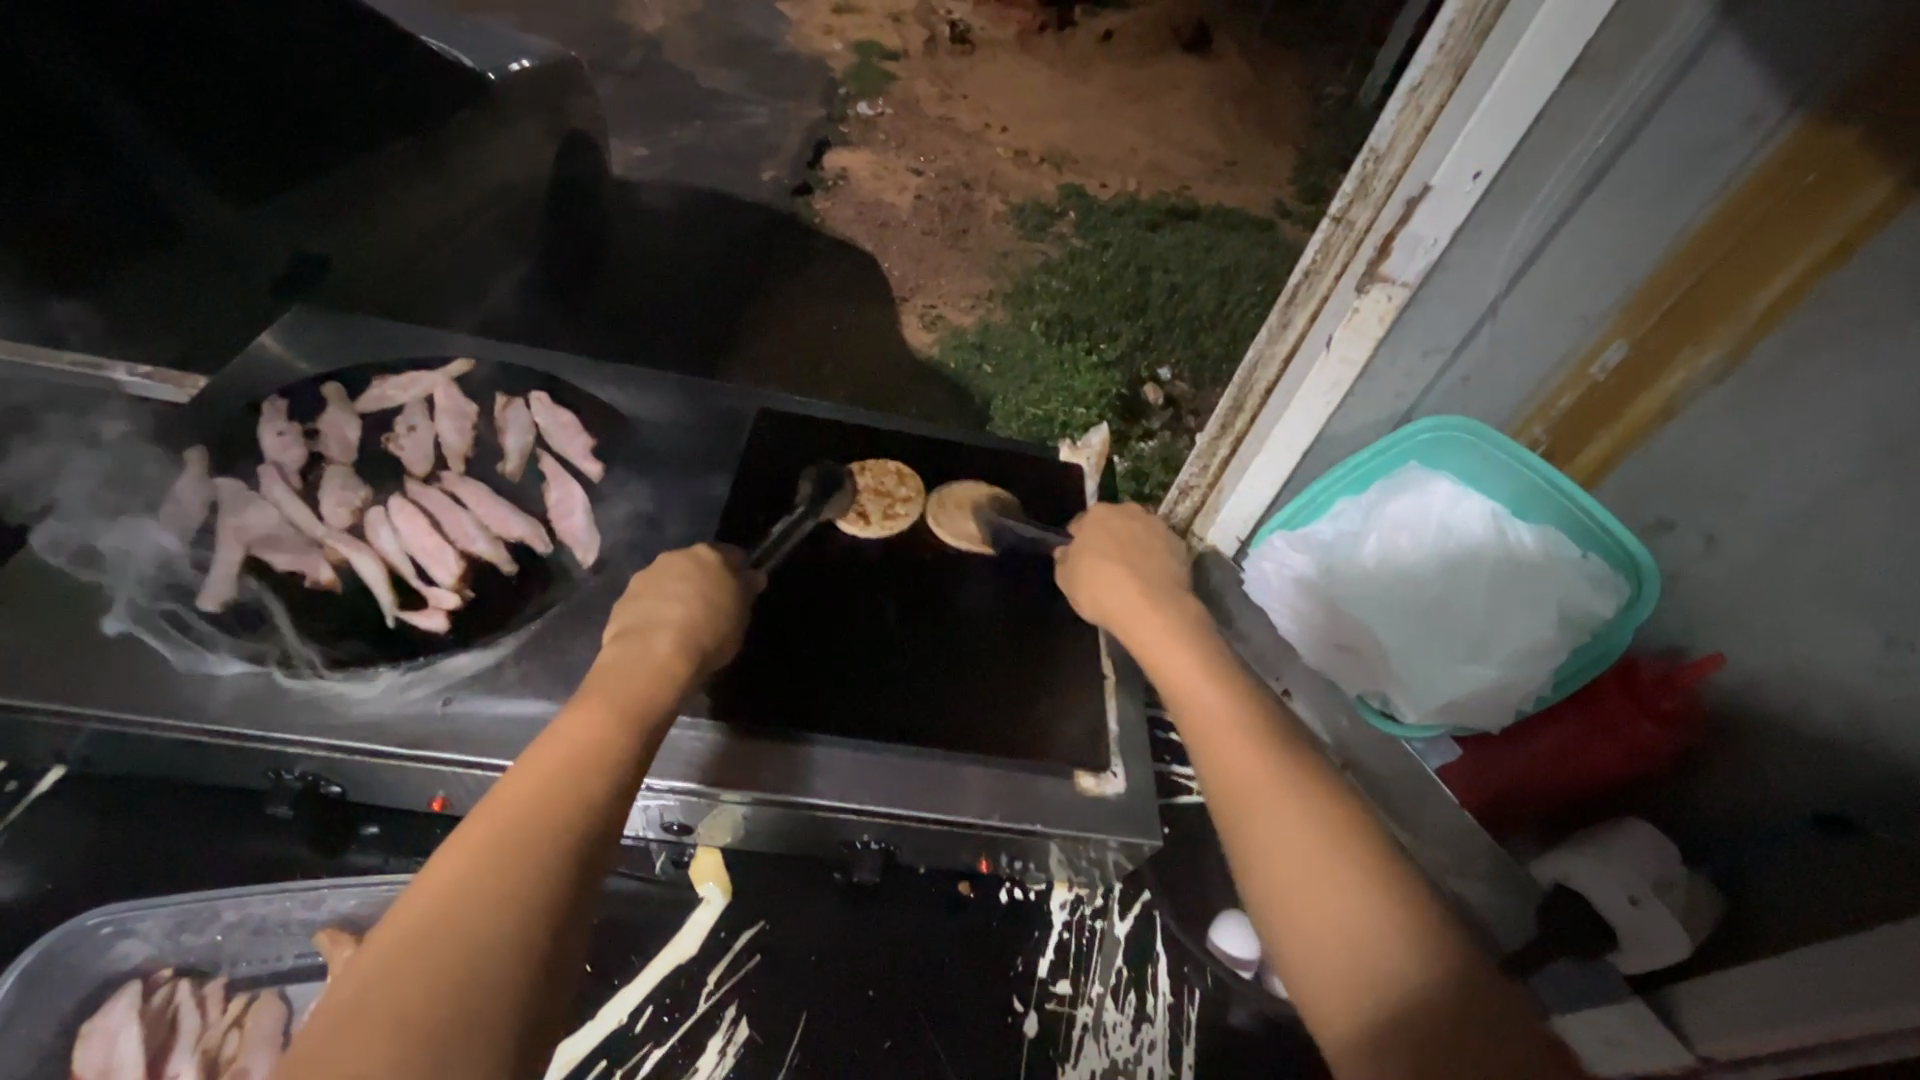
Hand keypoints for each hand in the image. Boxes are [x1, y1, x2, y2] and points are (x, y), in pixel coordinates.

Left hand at [594, 544, 762, 683]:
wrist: (653, 656)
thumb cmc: (709, 632)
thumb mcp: (741, 616)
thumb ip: (745, 591)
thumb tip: (752, 576)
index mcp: (709, 555)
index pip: (731, 554)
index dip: (738, 571)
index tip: (741, 590)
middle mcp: (675, 557)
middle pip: (694, 564)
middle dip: (702, 581)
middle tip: (710, 608)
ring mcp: (644, 577)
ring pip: (666, 582)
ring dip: (674, 595)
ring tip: (681, 626)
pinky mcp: (622, 600)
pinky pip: (645, 602)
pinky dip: (653, 612)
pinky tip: (658, 636)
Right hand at [1053, 503, 1202, 646]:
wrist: (1152, 608)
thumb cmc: (1100, 591)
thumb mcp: (1066, 581)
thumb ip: (1064, 561)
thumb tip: (1065, 551)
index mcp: (1097, 515)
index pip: (1081, 523)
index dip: (1078, 541)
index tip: (1079, 559)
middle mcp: (1128, 511)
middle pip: (1114, 523)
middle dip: (1109, 538)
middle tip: (1107, 565)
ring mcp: (1157, 526)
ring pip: (1140, 533)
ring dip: (1135, 546)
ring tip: (1133, 574)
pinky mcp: (1180, 543)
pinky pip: (1161, 548)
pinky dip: (1156, 558)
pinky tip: (1153, 580)